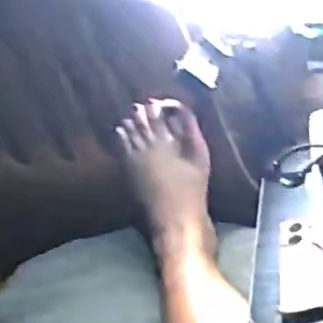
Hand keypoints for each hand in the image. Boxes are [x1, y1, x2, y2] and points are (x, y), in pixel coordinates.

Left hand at [117, 99, 213, 256]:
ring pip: (128, 131)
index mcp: (161, 140)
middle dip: (144, 112)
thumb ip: (192, 133)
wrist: (175, 220)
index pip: (155, 113)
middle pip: (139, 120)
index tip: (165, 102)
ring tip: (137, 116)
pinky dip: (124, 136)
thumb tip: (185, 111)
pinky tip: (125, 134)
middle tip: (148, 105)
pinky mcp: (128, 170)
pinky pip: (122, 145)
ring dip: (133, 122)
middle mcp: (141, 145)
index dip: (160, 105)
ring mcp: (132, 157)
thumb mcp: (200, 160)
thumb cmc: (193, 190)